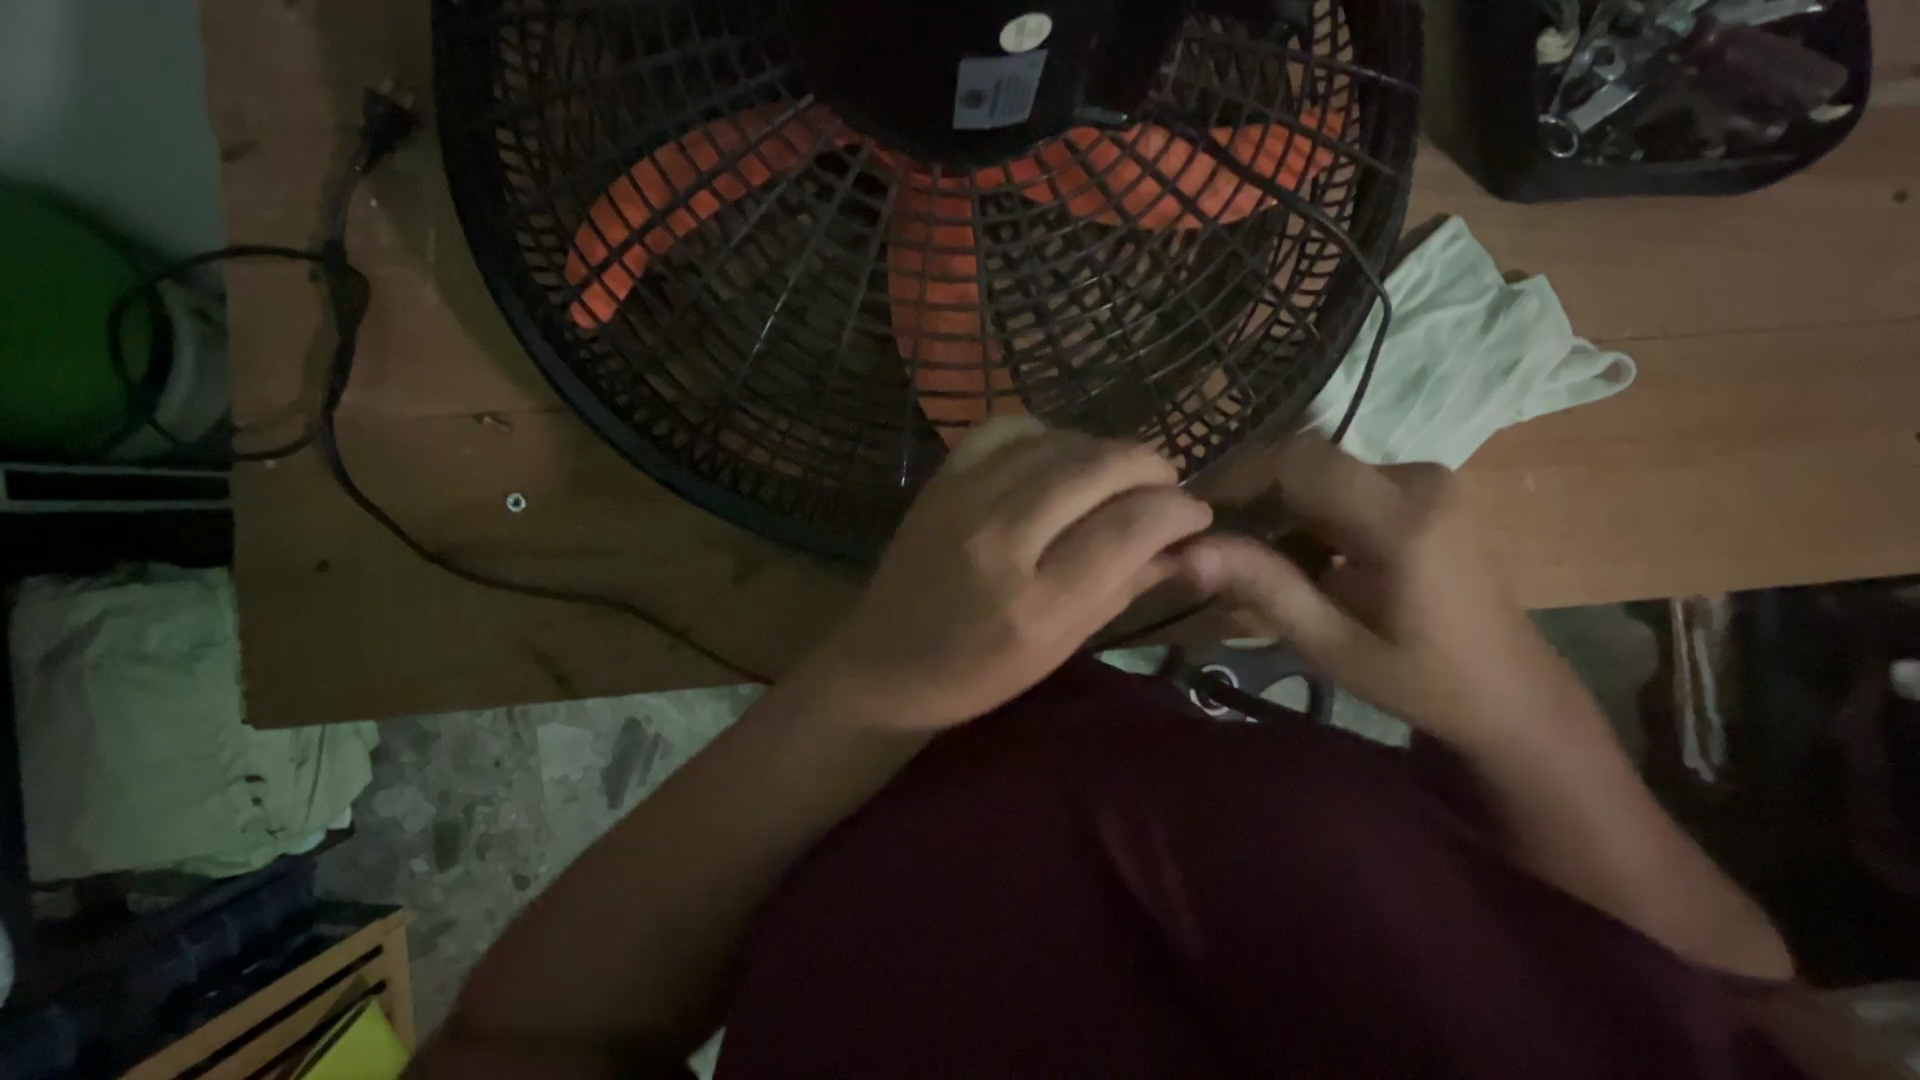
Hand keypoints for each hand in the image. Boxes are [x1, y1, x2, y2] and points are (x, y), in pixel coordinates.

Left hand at [788, 420, 1213, 730]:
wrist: (885, 664)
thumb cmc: (980, 673)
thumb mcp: (1061, 645)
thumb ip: (1125, 586)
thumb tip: (1186, 542)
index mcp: (1036, 602)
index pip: (1128, 528)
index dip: (1177, 511)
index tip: (1196, 512)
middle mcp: (1000, 538)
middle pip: (1097, 469)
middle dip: (1151, 467)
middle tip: (1167, 485)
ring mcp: (964, 499)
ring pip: (1059, 442)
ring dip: (1104, 450)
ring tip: (1121, 475)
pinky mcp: (941, 479)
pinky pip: (1008, 428)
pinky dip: (1048, 434)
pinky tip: (1061, 457)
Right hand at [1177, 437, 1583, 748]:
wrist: (1514, 693)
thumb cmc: (1425, 682)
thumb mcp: (1335, 646)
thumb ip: (1264, 590)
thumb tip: (1184, 554)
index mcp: (1403, 520)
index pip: (1299, 462)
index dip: (1235, 478)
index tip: (1191, 516)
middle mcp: (1418, 480)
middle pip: (1306, 461)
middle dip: (1249, 495)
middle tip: (1208, 543)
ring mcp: (1425, 481)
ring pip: (1319, 471)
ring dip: (1273, 505)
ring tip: (1242, 556)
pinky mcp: (1423, 491)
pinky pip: (1342, 484)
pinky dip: (1303, 512)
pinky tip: (1291, 555)